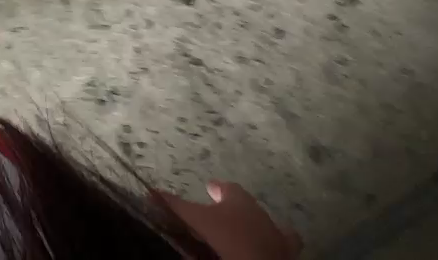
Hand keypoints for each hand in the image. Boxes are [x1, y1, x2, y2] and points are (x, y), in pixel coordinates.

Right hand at [159, 181, 302, 259]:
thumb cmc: (226, 235)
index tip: (209, 189)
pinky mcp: (286, 251)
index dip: (217, 187)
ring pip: (266, 223)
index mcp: (239, 198)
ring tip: (242, 230)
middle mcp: (259, 210)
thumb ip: (175, 204)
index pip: (228, 186)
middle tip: (219, 211)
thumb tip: (151, 190)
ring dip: (255, 224)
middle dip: (234, 206)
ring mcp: (276, 232)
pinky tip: (263, 245)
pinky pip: (282, 244)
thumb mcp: (195, 218)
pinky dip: (273, 243)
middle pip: (246, 203)